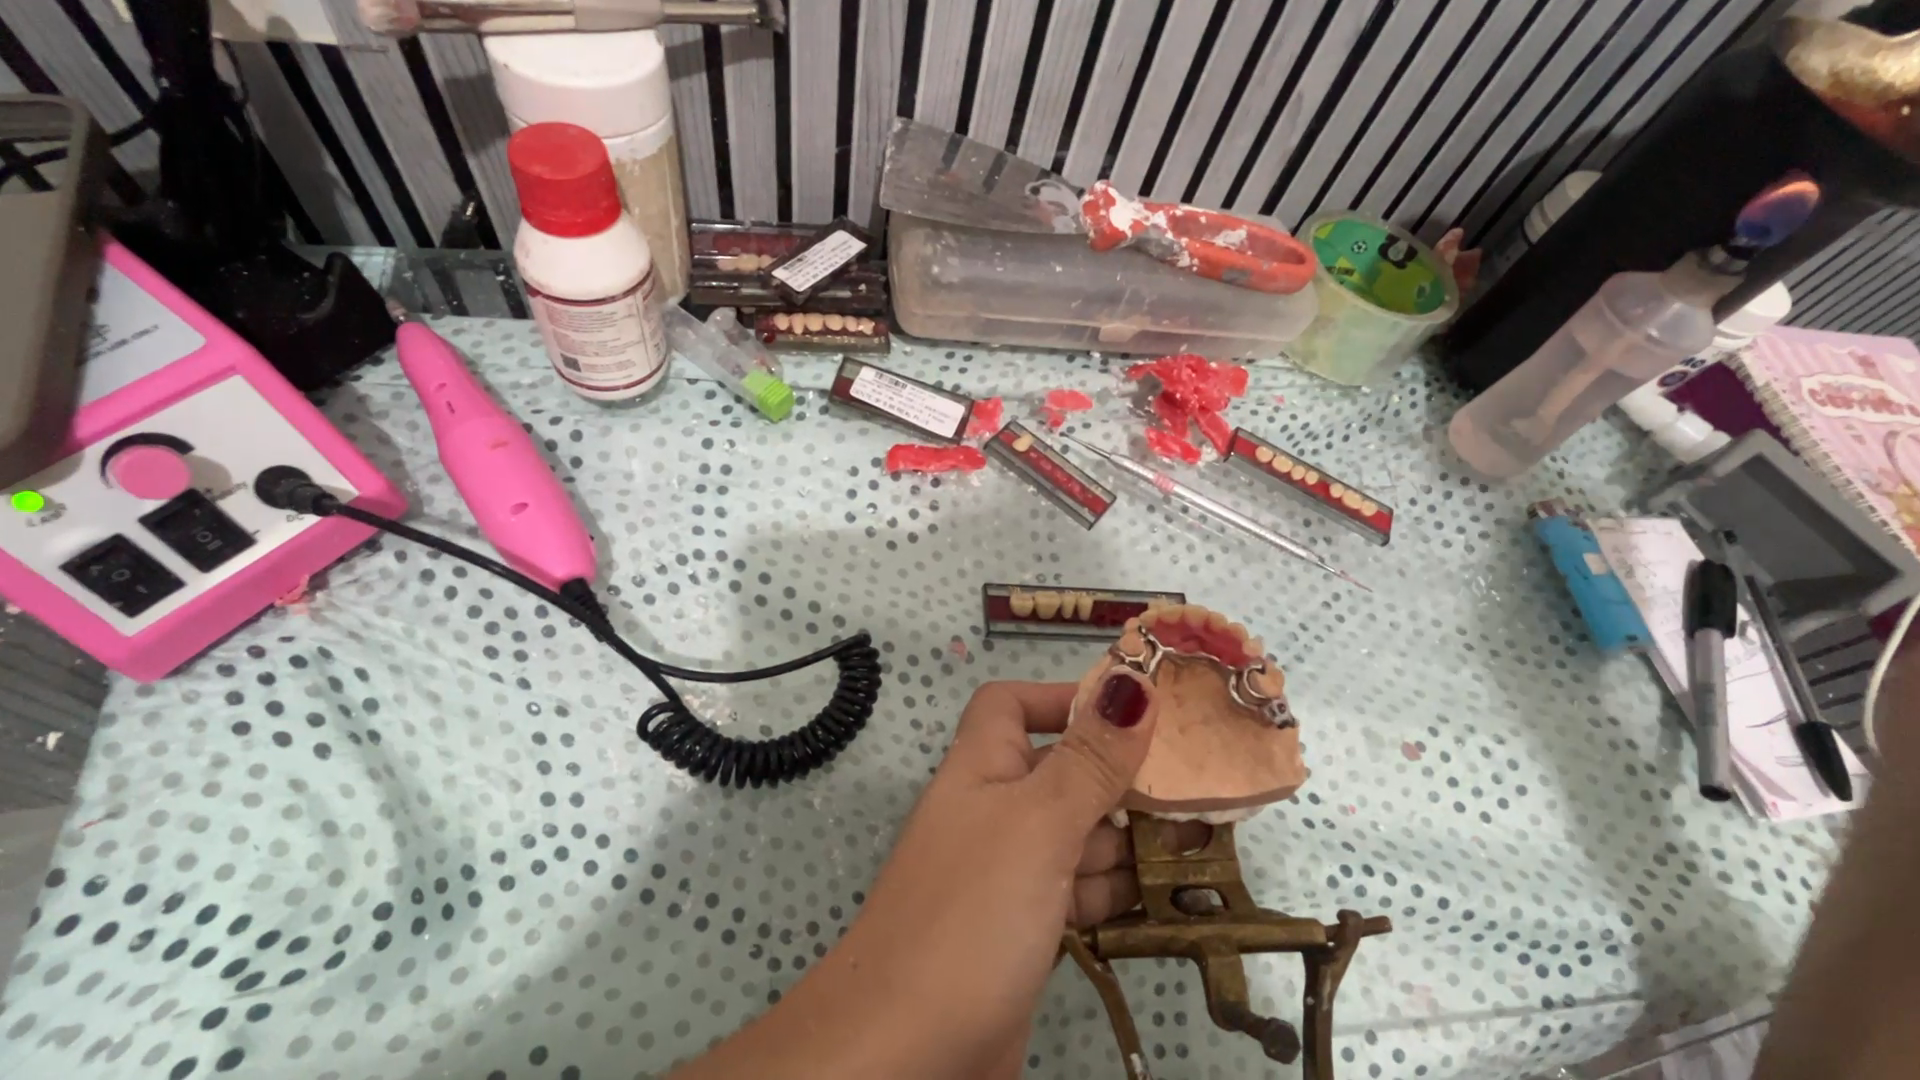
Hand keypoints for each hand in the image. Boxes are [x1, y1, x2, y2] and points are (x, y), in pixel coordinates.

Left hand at [673, 670, 1201, 1079]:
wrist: (906, 1048)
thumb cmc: (971, 914)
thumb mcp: (1037, 824)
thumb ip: (1089, 760)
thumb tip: (1134, 683)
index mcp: (981, 769)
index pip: (1012, 704)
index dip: (1065, 698)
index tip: (1134, 714)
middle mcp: (993, 812)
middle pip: (1061, 771)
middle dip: (1118, 779)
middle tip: (1193, 794)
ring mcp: (1008, 874)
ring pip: (1077, 836)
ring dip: (1126, 840)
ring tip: (1192, 846)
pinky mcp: (1024, 928)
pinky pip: (1077, 891)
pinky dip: (1112, 890)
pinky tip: (1155, 897)